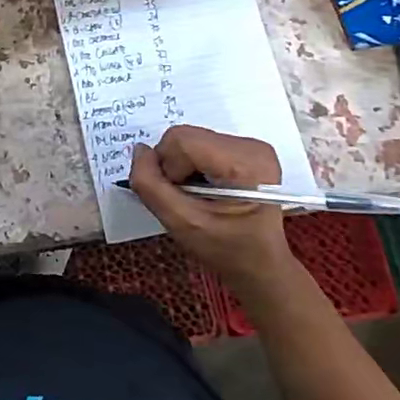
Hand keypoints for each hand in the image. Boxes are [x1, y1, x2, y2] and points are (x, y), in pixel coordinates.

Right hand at [129, 125, 293, 289]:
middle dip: (172, 165)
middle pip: (184, 136)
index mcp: (246, 165)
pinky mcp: (245, 149)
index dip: (167, 167)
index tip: (180, 196)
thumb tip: (140, 151)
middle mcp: (253, 147)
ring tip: (196, 192)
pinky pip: (198, 142)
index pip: (181, 140)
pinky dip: (190, 162)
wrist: (260, 264)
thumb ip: (149, 184)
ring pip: (188, 138)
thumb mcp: (179, 223)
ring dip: (180, 164)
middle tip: (186, 195)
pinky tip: (205, 185)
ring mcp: (251, 146)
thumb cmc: (225, 249)